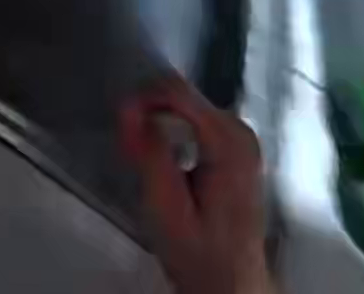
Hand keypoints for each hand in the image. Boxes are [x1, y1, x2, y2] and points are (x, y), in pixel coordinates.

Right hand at [120, 76, 274, 293]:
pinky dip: (171, 126)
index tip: (122, 122)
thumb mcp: (166, 210)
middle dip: (148, 111)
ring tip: (140, 151)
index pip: (177, 91)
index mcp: (229, 141)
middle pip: (181, 95)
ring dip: (157, 118)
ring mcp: (240, 135)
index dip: (143, 97)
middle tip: (129, 145)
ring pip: (185, 103)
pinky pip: (193, 116)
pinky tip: (161, 155)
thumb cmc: (201, 256)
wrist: (235, 291)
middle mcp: (239, 129)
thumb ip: (148, 154)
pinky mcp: (236, 143)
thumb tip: (127, 107)